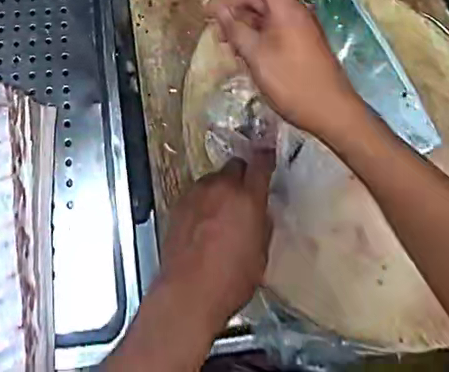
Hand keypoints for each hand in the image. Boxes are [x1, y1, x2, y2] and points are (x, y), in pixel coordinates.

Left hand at [154, 145, 275, 327]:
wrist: (187, 293)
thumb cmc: (230, 281)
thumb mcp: (260, 255)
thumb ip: (262, 225)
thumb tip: (260, 214)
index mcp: (248, 197)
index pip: (261, 162)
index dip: (266, 157)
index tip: (268, 156)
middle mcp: (223, 187)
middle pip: (236, 165)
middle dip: (242, 176)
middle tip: (243, 196)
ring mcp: (199, 193)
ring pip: (215, 179)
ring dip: (220, 190)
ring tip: (220, 216)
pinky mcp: (180, 203)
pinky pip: (197, 193)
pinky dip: (203, 202)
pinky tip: (202, 225)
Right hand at [210, 0, 371, 144]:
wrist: (332, 110)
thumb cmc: (293, 81)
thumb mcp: (257, 56)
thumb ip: (237, 30)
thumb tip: (221, 10)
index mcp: (286, 8)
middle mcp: (295, 12)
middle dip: (235, 3)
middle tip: (211, 17)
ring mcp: (300, 28)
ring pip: (266, 14)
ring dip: (244, 21)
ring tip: (224, 39)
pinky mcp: (302, 43)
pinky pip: (274, 28)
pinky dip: (256, 33)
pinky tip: (243, 50)